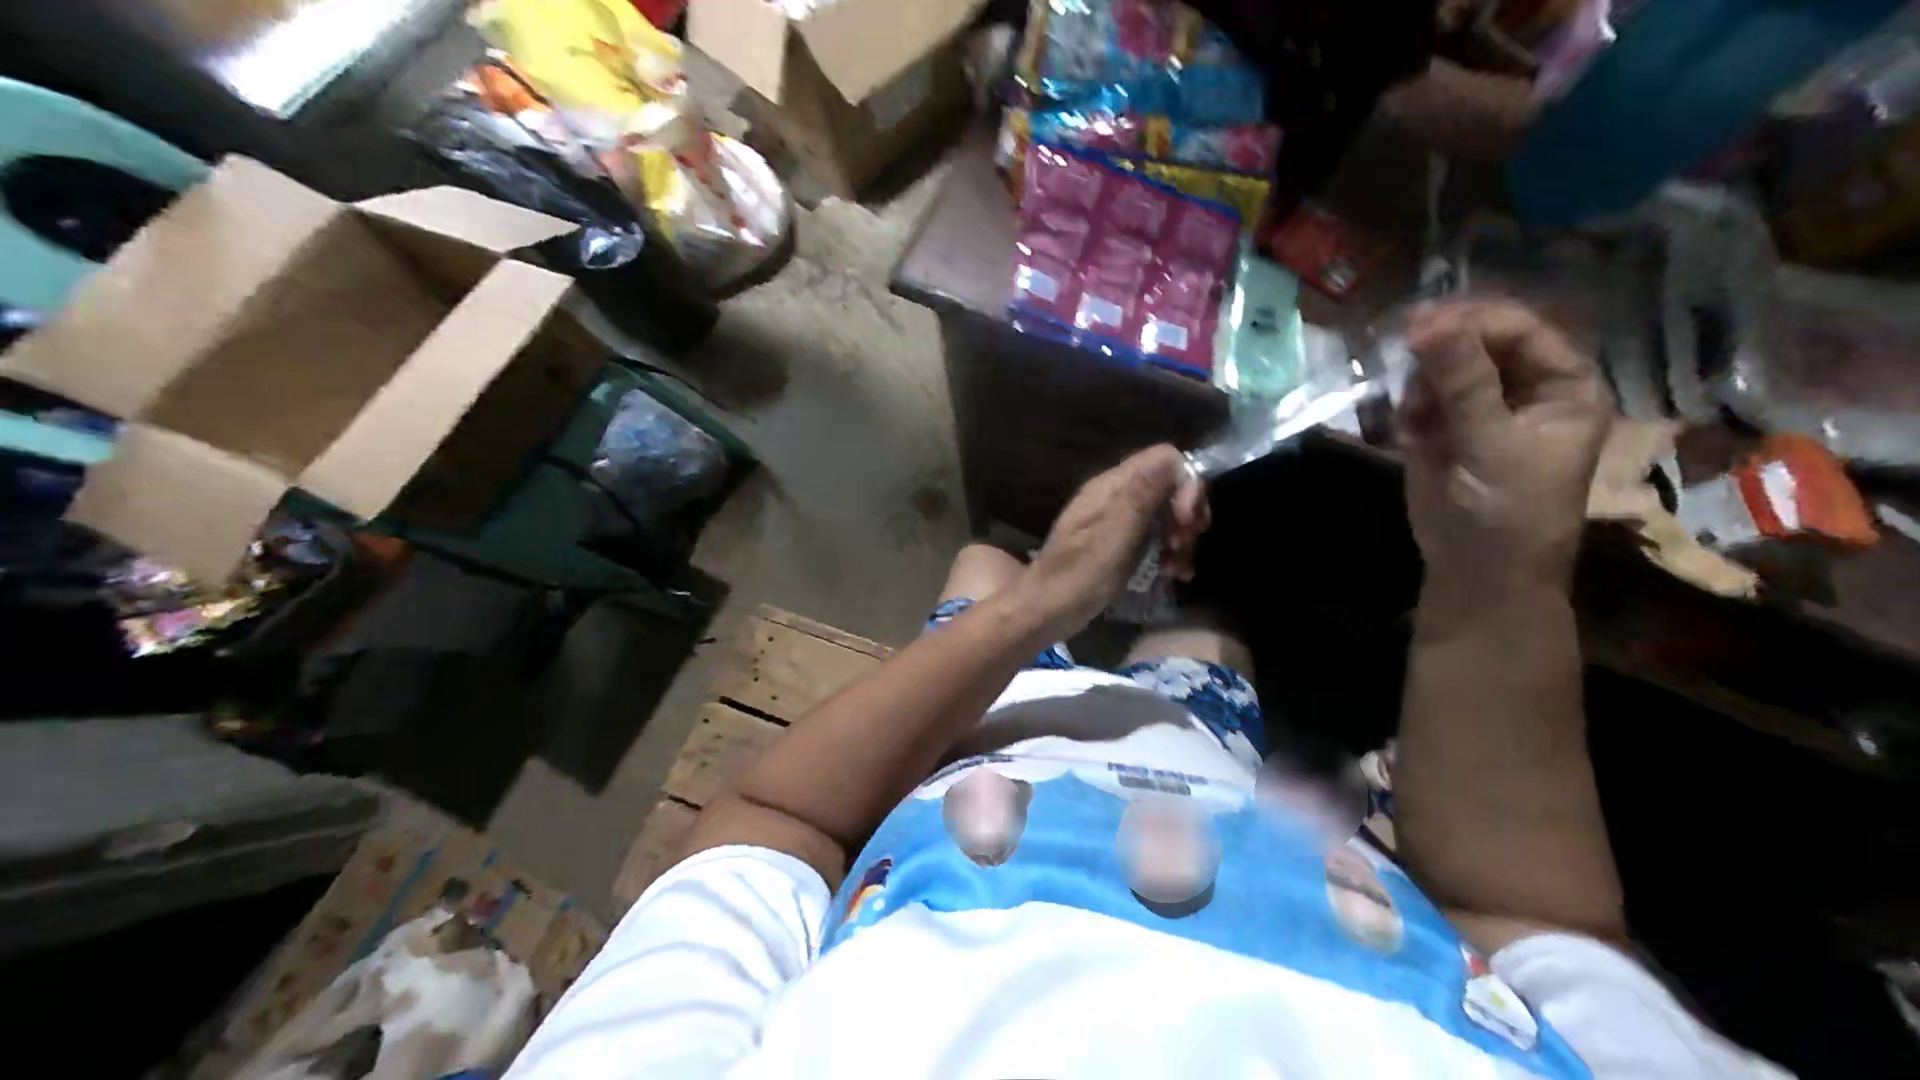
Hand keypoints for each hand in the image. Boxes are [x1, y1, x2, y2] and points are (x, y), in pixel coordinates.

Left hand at [1019, 444, 1209, 637]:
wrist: (1045, 612)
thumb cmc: (1075, 578)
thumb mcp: (1111, 539)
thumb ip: (1139, 498)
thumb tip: (1169, 456)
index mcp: (1109, 487)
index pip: (1164, 459)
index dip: (1186, 484)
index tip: (1186, 520)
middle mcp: (1115, 496)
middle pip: (1170, 485)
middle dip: (1187, 513)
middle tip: (1184, 544)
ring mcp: (1119, 520)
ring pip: (1167, 513)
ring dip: (1182, 537)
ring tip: (1178, 567)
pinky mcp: (1122, 543)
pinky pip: (1157, 536)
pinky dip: (1171, 552)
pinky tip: (1174, 573)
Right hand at [1399, 302, 1611, 616]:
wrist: (1476, 569)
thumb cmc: (1507, 510)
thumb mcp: (1492, 444)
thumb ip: (1464, 383)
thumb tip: (1431, 324)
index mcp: (1563, 386)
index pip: (1521, 331)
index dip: (1474, 323)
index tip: (1422, 326)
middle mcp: (1524, 389)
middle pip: (1481, 342)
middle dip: (1443, 345)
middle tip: (1404, 344)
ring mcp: (1480, 409)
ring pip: (1444, 367)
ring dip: (1422, 381)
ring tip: (1415, 414)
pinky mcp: (1442, 430)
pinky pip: (1421, 397)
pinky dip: (1409, 406)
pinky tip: (1409, 430)